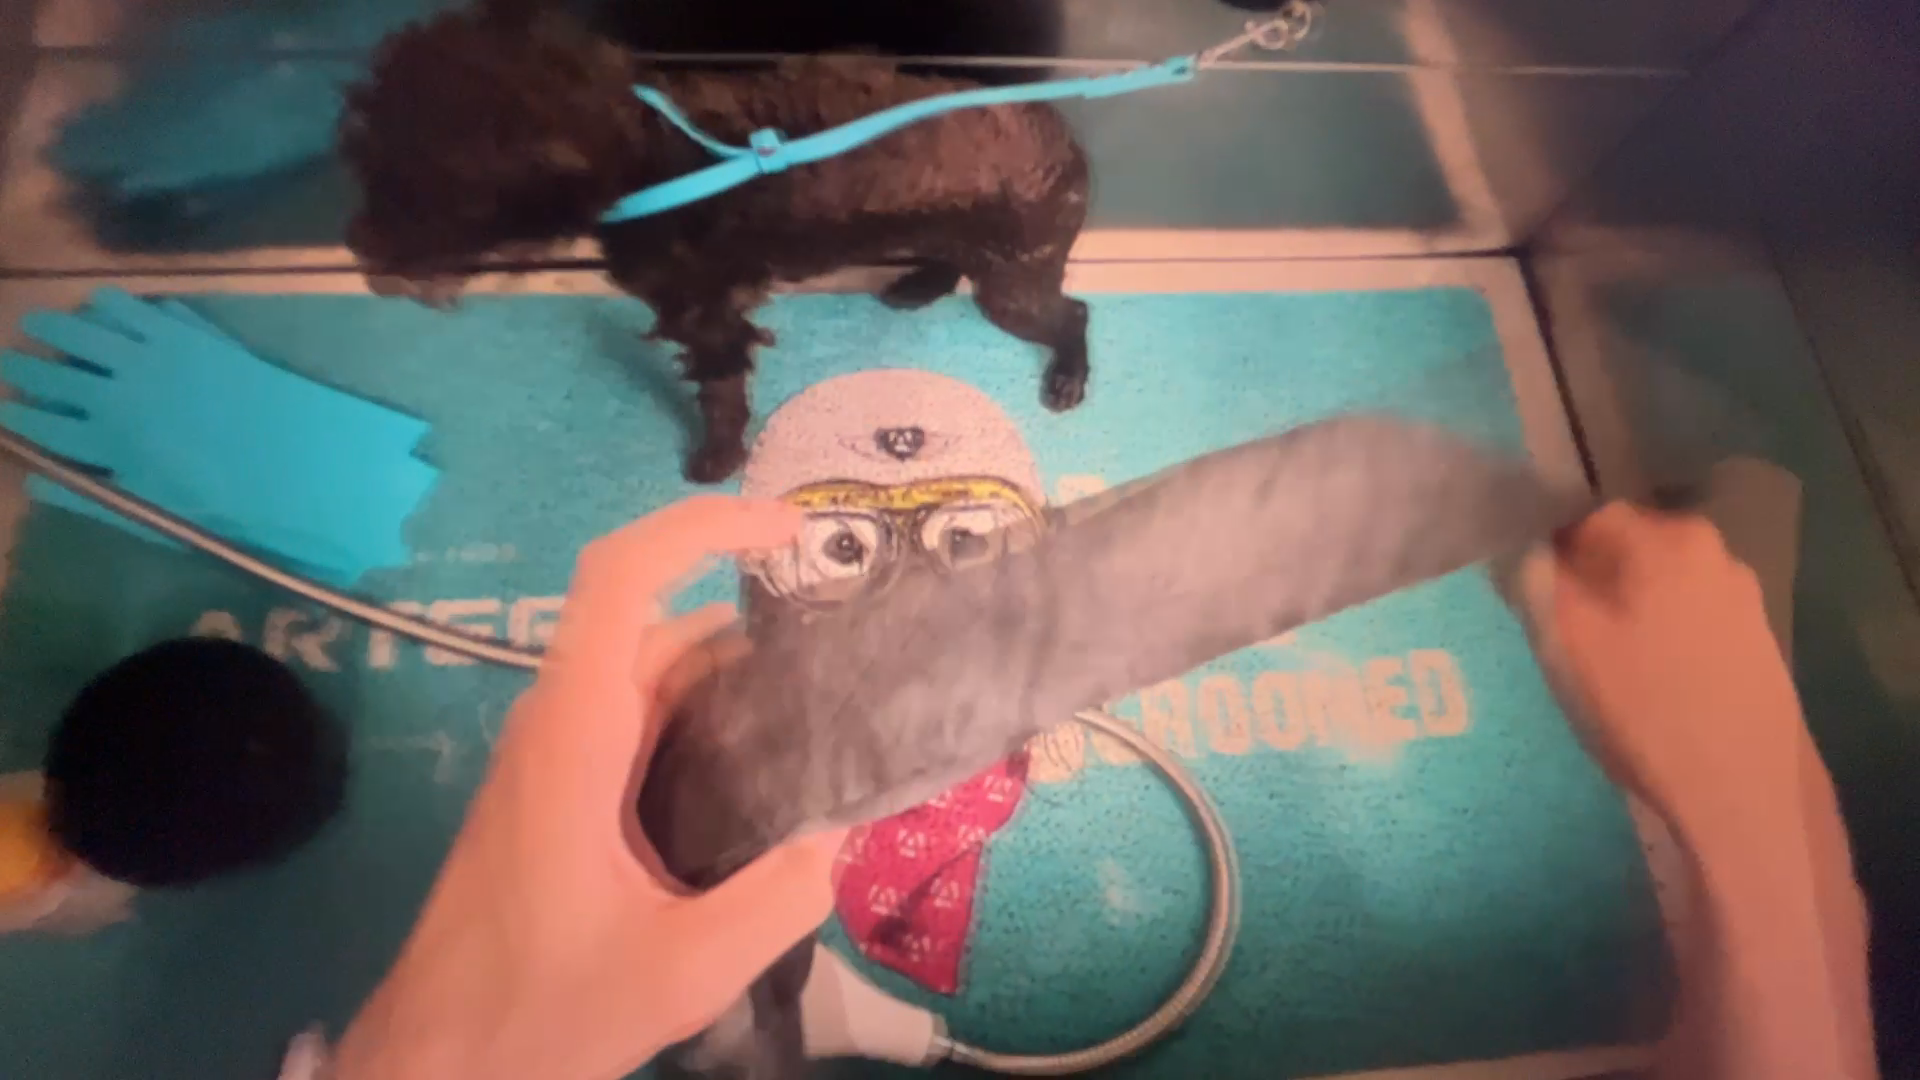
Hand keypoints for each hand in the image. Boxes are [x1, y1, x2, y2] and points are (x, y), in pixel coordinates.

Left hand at [334, 496, 842, 1079]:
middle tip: (837, 622)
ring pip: (659, 661)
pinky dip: (713, 701)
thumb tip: (841, 831)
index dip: (702, 527)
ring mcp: (567, 743)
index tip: (785, 530)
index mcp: (577, 732)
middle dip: (747, 598)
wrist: (434, 1067)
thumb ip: (779, 902)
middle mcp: (566, 716)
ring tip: (820, 685)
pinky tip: (766, 746)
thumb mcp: (680, 972)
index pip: (623, 579)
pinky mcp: (575, 774)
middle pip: (660, 615)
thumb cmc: (536, 1012)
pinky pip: (652, 706)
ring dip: (736, 659)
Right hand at [1518, 501, 1805, 853]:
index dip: (1533, 539)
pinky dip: (1638, 624)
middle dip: (1571, 571)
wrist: (1737, 787)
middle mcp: (1708, 550)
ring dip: (1604, 600)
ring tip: (1580, 647)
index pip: (1575, 510)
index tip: (1511, 577)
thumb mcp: (1559, 633)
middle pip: (1611, 541)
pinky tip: (1626, 667)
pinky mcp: (1745, 634)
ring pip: (1640, 576)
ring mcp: (1735, 593)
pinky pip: (1670, 607)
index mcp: (1663, 538)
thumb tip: (1518, 542)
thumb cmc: (1636, 700)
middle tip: (1541, 616)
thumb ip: (1531, 572)